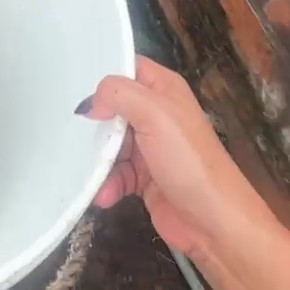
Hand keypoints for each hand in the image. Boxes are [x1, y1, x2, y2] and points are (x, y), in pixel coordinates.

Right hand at [78, 55, 263, 259]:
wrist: (215, 223)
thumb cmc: (188, 160)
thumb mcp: (154, 114)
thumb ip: (118, 94)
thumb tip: (90, 104)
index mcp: (163, 89)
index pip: (127, 66)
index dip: (103, 74)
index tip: (75, 87)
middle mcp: (157, 113)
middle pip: (112, 107)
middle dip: (94, 122)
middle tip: (76, 134)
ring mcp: (150, 146)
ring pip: (110, 142)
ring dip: (98, 160)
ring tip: (93, 174)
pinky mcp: (145, 177)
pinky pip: (116, 173)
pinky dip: (108, 183)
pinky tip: (105, 195)